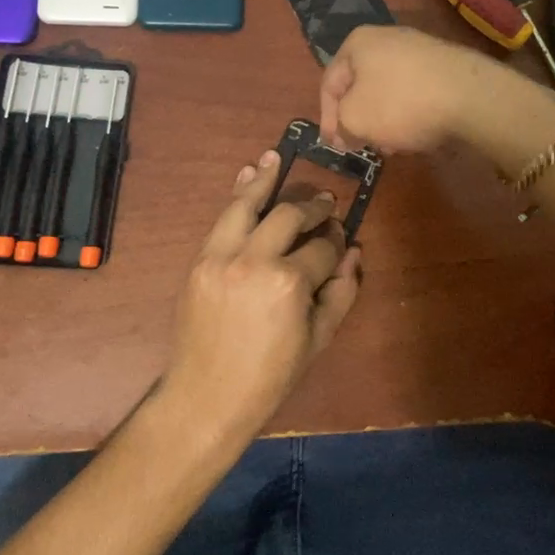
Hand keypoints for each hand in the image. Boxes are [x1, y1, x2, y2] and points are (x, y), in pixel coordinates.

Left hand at [161, 148, 362, 440]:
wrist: (207, 396)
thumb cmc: (270, 375)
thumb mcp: (318, 340)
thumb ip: (341, 292)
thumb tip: (354, 253)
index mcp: (289, 283)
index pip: (322, 247)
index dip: (336, 240)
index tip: (341, 237)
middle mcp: (255, 260)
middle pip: (289, 216)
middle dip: (312, 207)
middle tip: (325, 203)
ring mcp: (222, 257)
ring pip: (248, 205)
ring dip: (266, 179)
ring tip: (278, 158)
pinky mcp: (200, 260)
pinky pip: (222, 219)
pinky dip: (236, 195)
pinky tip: (248, 176)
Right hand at [319, 25, 517, 152]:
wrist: (469, 95)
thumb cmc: (400, 103)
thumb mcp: (355, 119)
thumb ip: (341, 126)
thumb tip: (345, 133)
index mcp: (358, 43)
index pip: (329, 83)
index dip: (327, 118)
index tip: (334, 146)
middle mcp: (386, 38)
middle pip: (361, 86)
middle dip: (359, 121)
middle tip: (363, 147)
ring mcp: (418, 49)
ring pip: (388, 91)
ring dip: (384, 121)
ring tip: (393, 146)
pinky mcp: (443, 64)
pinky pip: (414, 91)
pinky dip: (409, 113)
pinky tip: (416, 134)